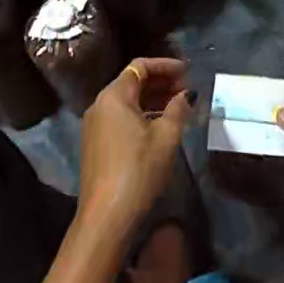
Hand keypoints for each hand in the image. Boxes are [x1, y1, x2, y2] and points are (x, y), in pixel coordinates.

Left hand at [77, 57, 191, 235]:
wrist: (107, 217)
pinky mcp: (97, 143)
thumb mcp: (167, 136)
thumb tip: (188, 94)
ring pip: (127, 100)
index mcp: (113, 97)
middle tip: (187, 89)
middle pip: (132, 81)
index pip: (140, 66)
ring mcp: (95, 126)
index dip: (166, 65)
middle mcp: (100, 105)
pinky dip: (142, 113)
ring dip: (153, 98)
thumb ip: (179, 108)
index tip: (188, 72)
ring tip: (179, 106)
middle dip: (161, 81)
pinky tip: (162, 125)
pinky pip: (121, 116)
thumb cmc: (138, 169)